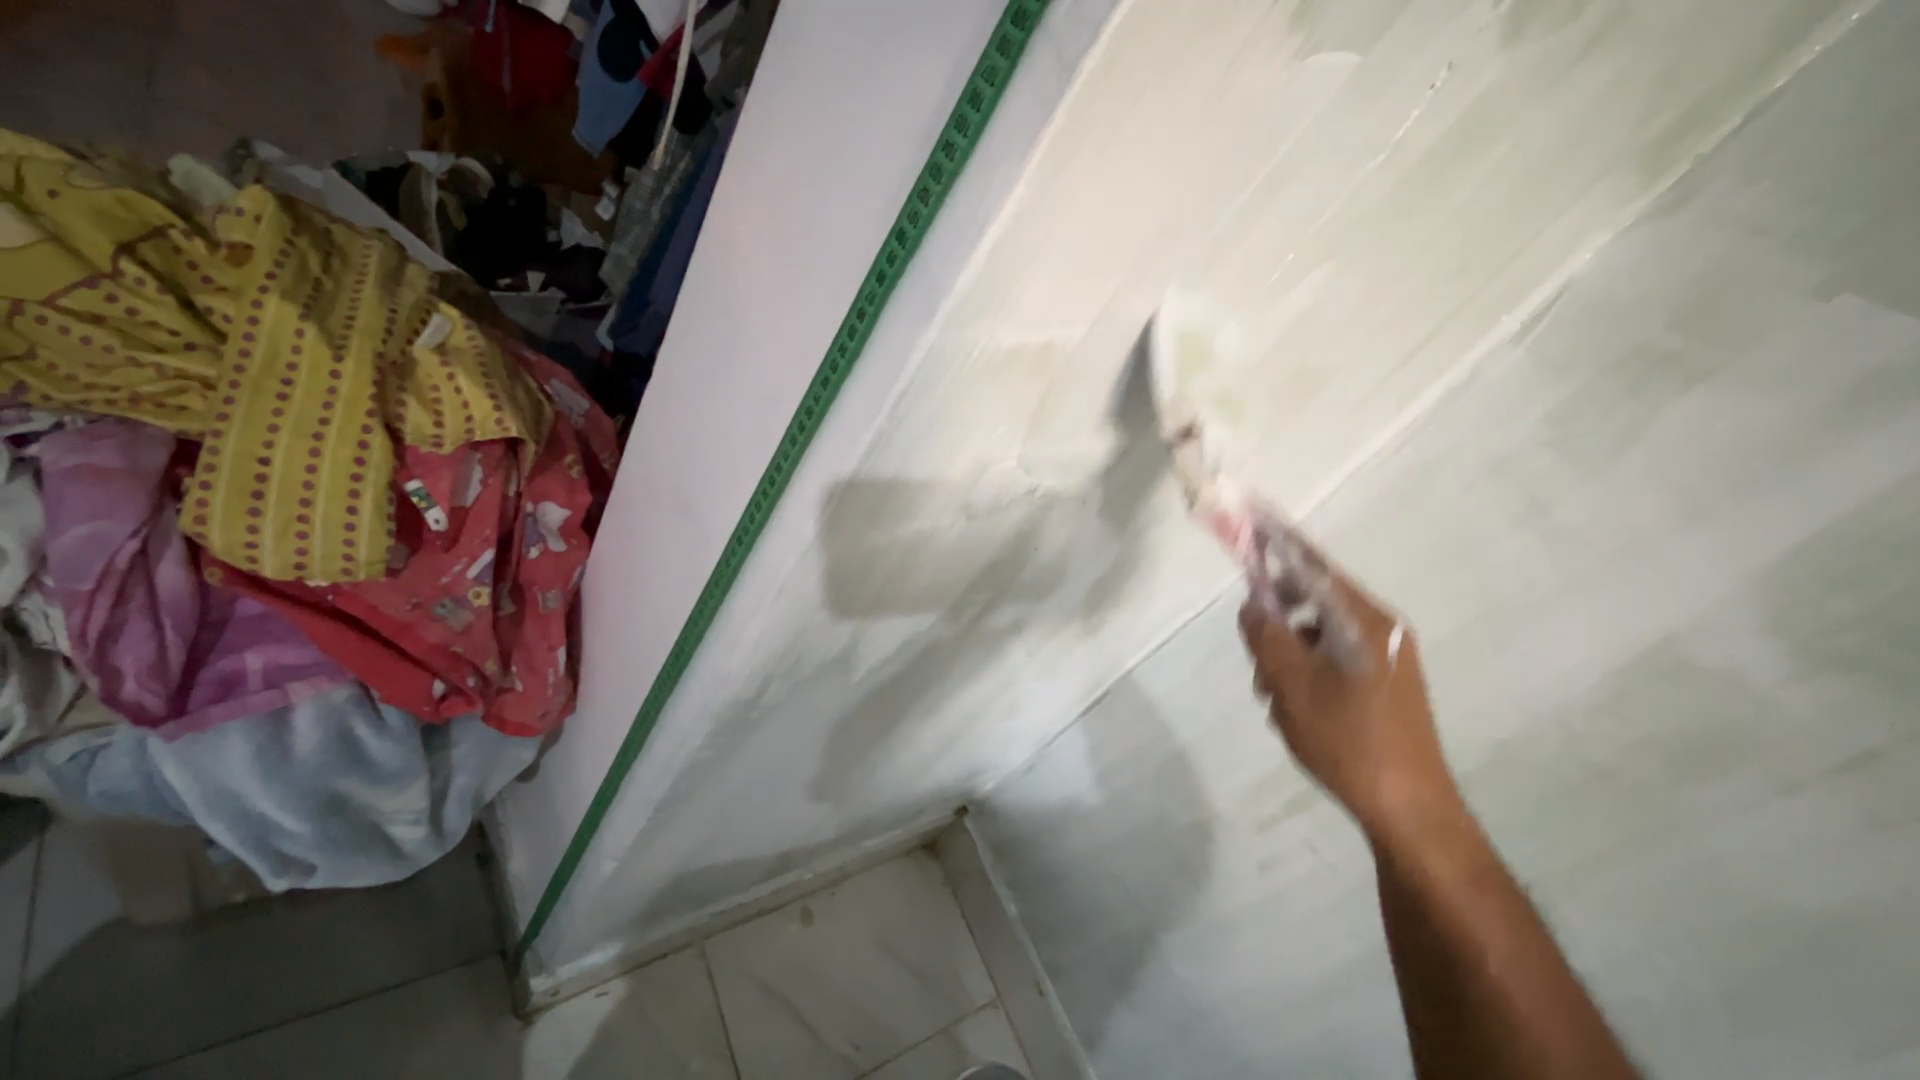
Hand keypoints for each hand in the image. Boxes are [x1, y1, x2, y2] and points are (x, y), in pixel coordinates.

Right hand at [1238, 559, 1461, 838]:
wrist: (1410, 808)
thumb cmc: (1348, 741)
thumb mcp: (1292, 686)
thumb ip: (1266, 636)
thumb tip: (1254, 605)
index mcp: (1363, 620)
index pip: (1311, 565)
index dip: (1277, 543)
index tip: (1251, 520)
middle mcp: (1381, 629)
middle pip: (1312, 602)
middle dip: (1276, 625)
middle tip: (1258, 666)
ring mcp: (1388, 658)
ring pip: (1319, 636)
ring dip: (1288, 658)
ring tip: (1276, 702)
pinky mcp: (1388, 685)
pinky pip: (1335, 660)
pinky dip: (1309, 675)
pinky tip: (1296, 713)